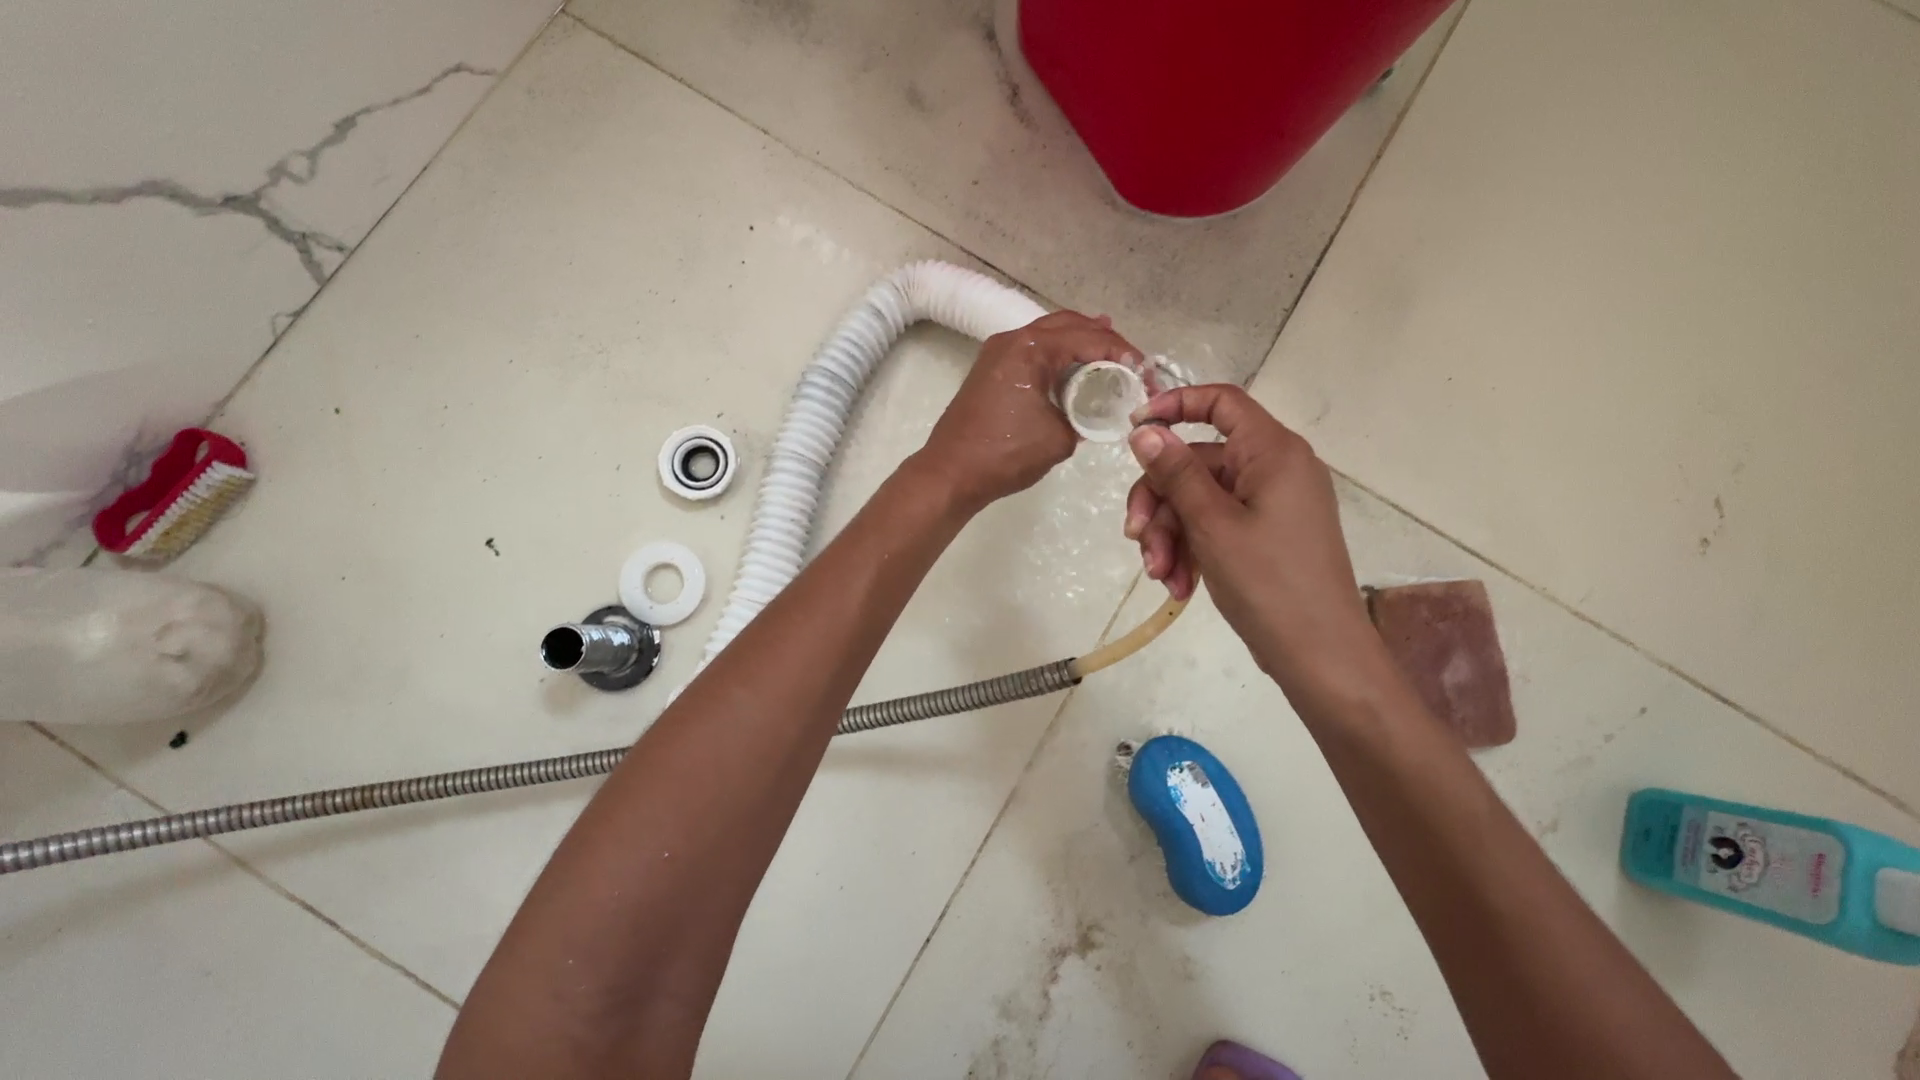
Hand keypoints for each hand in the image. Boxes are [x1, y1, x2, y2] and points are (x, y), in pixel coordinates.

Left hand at [913, 311, 1141, 511]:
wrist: (951, 473)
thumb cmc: (1006, 454)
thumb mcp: (1060, 437)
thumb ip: (1085, 415)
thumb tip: (1094, 410)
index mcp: (1032, 348)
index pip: (1089, 338)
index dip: (1122, 352)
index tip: (1145, 371)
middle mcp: (1013, 339)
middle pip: (1069, 324)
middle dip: (1103, 339)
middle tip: (1131, 360)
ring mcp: (998, 352)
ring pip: (1049, 333)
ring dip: (1080, 342)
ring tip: (1111, 352)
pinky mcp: (991, 369)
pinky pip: (1033, 350)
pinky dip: (1058, 354)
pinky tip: (1074, 366)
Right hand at [1122, 384, 1384, 694]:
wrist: (1320, 654)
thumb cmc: (1269, 582)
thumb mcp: (1212, 525)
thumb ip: (1176, 473)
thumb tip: (1145, 431)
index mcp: (1272, 452)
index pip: (1221, 402)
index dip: (1174, 405)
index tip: (1132, 430)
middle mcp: (1275, 468)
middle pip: (1198, 461)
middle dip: (1160, 501)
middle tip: (1135, 539)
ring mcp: (1272, 504)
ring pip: (1200, 500)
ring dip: (1171, 535)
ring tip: (1160, 575)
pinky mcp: (1267, 535)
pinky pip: (1217, 526)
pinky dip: (1193, 551)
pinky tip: (1178, 586)